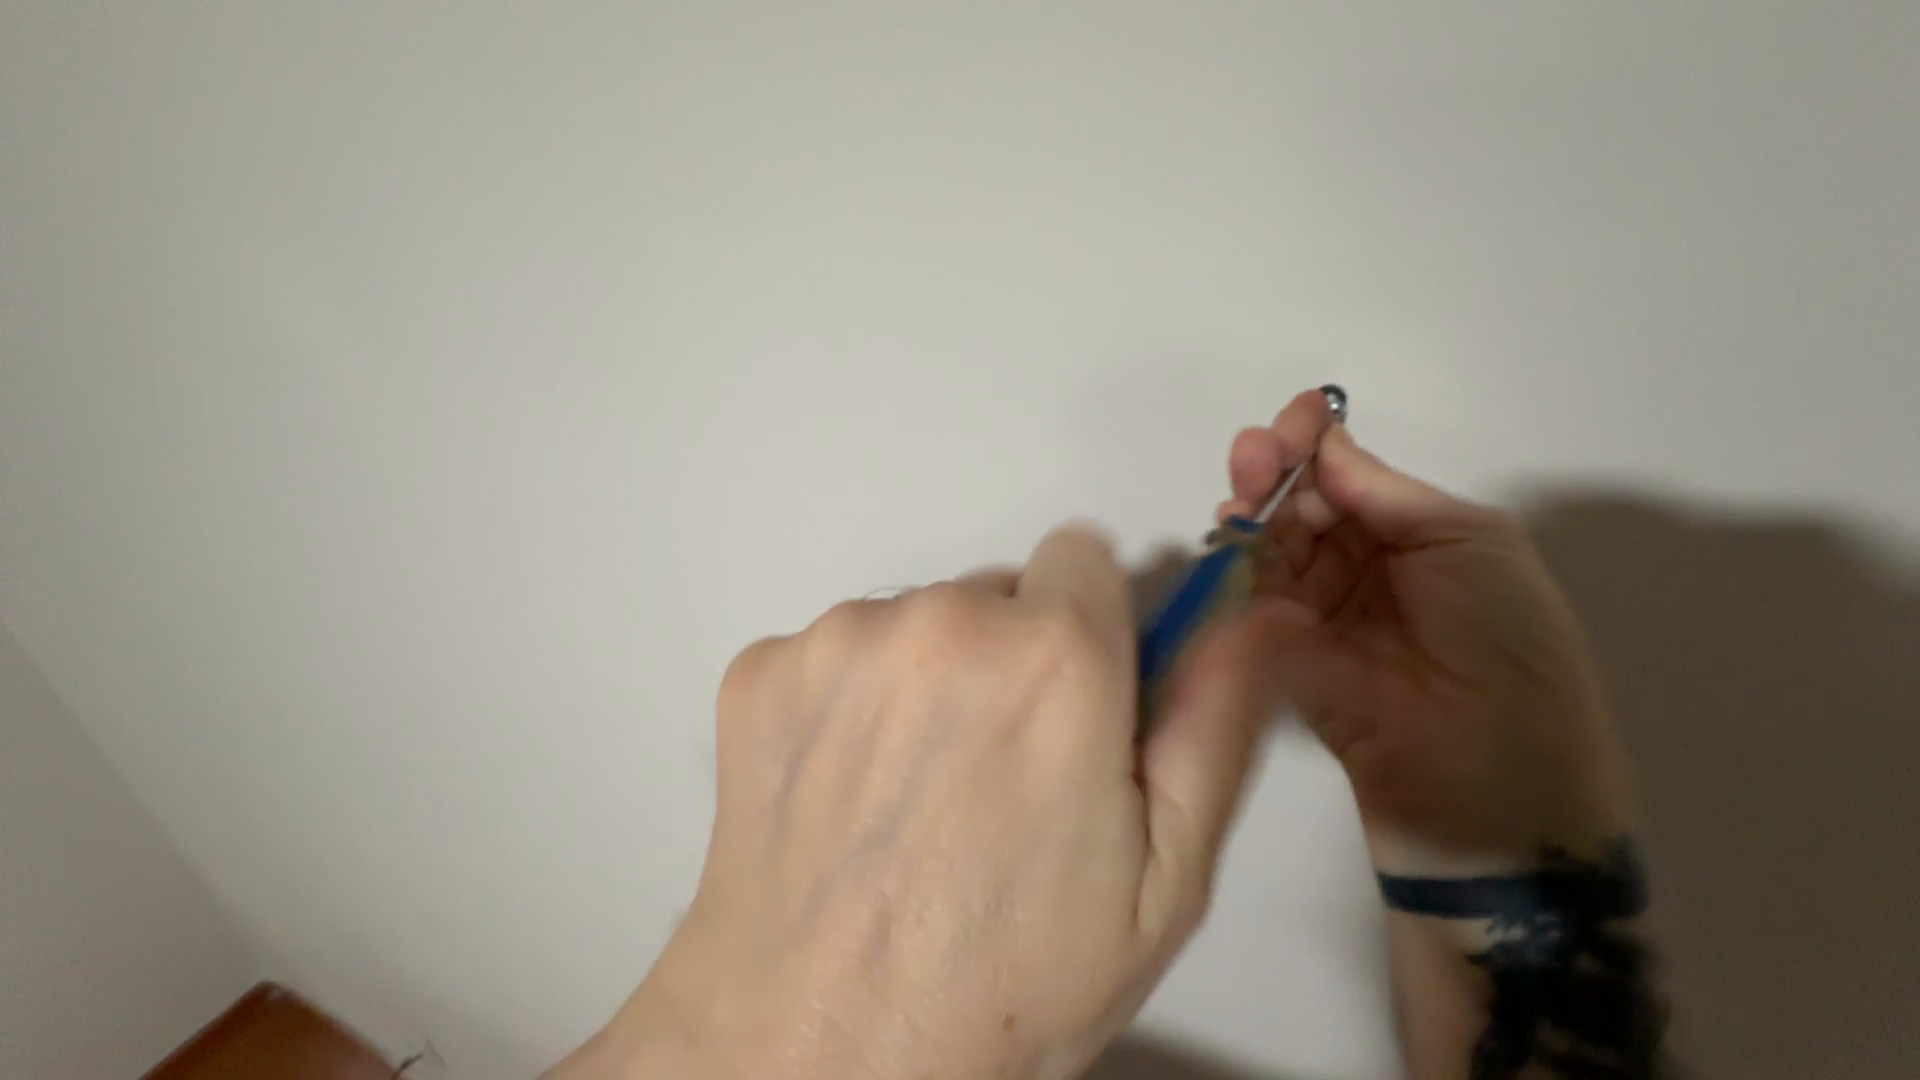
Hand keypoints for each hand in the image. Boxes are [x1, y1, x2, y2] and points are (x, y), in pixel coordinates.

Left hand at [551, 527, 1289, 1079]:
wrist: (825, 1046)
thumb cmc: (1005, 975)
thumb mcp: (1163, 871)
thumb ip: (1219, 719)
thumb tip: (1269, 618)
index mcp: (1056, 656)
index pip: (1085, 554)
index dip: (1091, 621)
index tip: (1078, 686)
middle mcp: (943, 621)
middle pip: (999, 591)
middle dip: (1013, 654)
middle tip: (999, 763)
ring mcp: (841, 639)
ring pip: (918, 618)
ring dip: (930, 676)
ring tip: (921, 786)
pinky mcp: (765, 667)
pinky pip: (837, 649)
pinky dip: (850, 697)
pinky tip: (854, 784)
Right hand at [1220, 390, 1632, 866]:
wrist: (1488, 773)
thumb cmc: (1505, 643)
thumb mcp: (1470, 544)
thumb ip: (1385, 494)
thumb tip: (1327, 444)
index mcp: (1413, 533)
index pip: (1349, 474)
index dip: (1319, 440)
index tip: (1298, 413)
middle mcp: (1359, 562)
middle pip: (1300, 500)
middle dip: (1276, 464)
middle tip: (1257, 448)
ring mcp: (1314, 605)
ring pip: (1270, 538)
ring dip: (1253, 501)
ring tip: (1244, 481)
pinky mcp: (1277, 644)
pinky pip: (1251, 589)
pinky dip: (1238, 553)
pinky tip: (1232, 527)